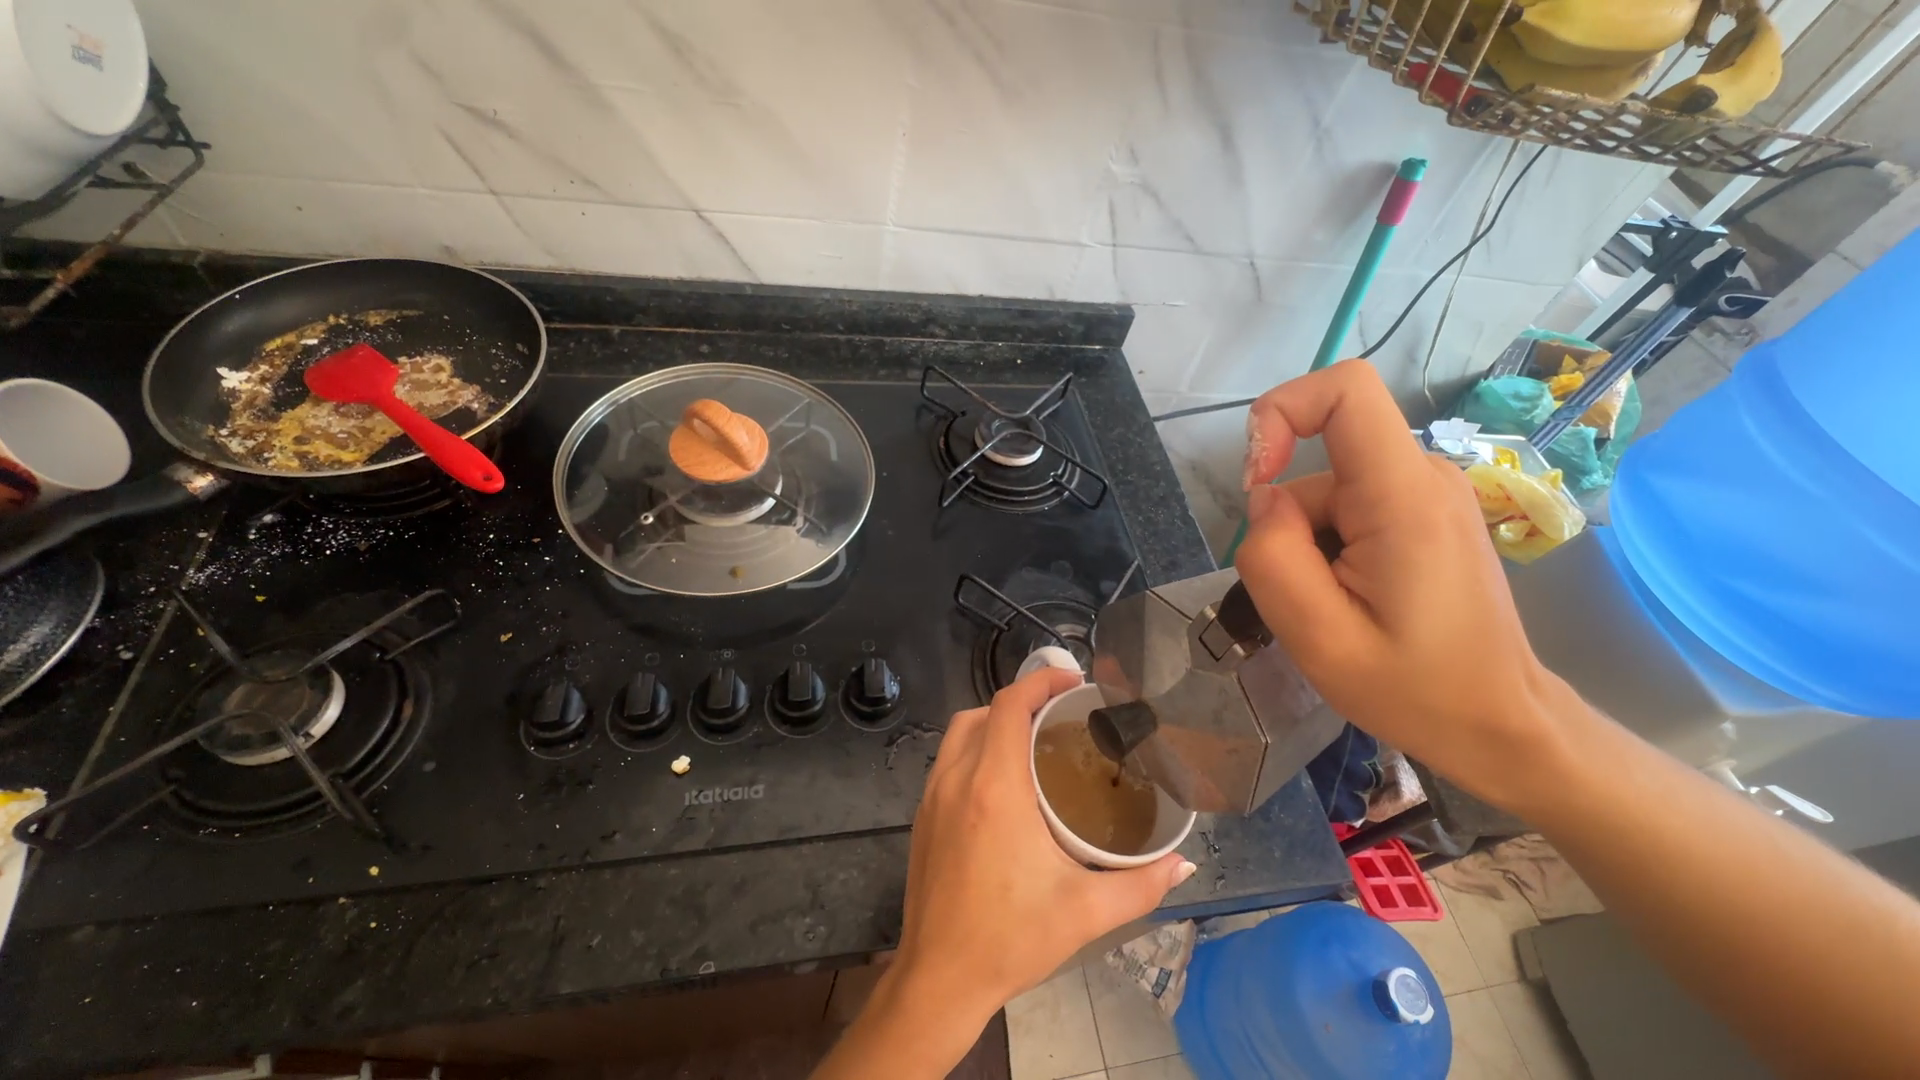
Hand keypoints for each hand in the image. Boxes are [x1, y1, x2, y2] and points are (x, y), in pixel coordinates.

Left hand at [892, 668, 1196, 1018]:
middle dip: (1023, 701)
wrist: (939, 978)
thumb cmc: (1010, 938)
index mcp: (994, 788)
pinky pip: (948, 762)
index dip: (1040, 681)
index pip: (1010, 705)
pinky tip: (1006, 783)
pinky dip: (976, 751)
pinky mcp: (922, 818)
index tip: (1074, 682)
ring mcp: (932, 798)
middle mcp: (956, 780)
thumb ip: (1141, 885)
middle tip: (1064, 715)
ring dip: (995, 724)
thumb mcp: (1085, 912)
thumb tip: (1183, 864)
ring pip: (960, 734)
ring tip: (1037, 743)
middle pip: (984, 712)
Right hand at [1235, 360, 1569, 809]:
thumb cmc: (1413, 689)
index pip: (1345, 390)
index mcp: (1405, 498)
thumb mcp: (1317, 637)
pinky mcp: (1427, 512)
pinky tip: (1352, 601)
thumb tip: (1266, 499)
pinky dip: (1330, 548)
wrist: (1498, 722)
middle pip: (1322, 461)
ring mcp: (1430, 493)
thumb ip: (1271, 555)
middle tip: (1307, 599)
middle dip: (1290, 524)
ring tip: (1334, 610)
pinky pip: (1351, 506)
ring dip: (1309, 546)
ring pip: (1329, 490)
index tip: (1257, 482)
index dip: (1282, 412)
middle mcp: (1426, 476)